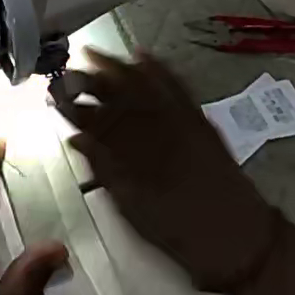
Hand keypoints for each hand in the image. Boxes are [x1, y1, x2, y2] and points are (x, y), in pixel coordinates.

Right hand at [55, 49, 278, 292]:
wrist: (243, 242)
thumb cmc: (180, 230)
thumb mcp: (133, 207)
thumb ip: (104, 169)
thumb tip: (76, 138)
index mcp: (130, 150)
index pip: (90, 117)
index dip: (68, 104)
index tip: (52, 95)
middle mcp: (152, 127)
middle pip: (112, 93)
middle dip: (85, 78)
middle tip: (66, 70)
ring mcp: (177, 119)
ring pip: (140, 82)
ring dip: (114, 65)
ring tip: (93, 52)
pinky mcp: (198, 118)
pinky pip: (176, 84)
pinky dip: (158, 67)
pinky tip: (142, 53)